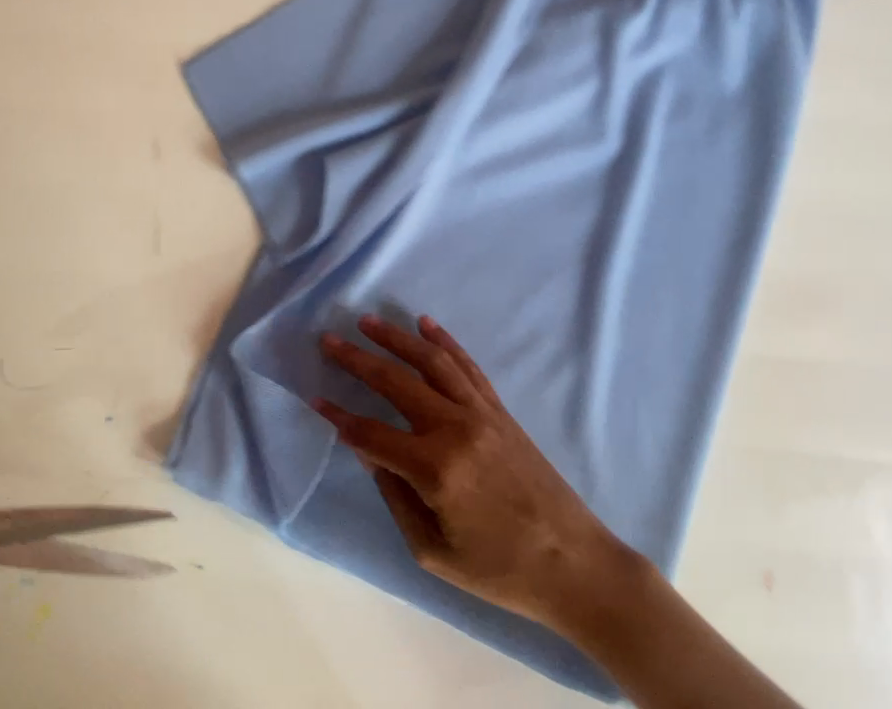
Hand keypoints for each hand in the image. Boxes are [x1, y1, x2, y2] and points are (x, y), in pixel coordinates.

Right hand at [317, 316, 802, 708]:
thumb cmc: (499, 570)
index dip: (339, 417)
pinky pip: (467, 367)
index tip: (315, 400)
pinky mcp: (501, 413)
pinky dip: (445, 342)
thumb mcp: (432, 550)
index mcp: (434, 469)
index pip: (370, 432)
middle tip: (328, 340)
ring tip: (367, 322)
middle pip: (395, 383)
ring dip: (396, 338)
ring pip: (431, 362)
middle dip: (357, 360)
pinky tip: (426, 324)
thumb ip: (396, 496)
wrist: (576, 564)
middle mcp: (455, 430)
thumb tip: (370, 454)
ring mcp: (482, 415)